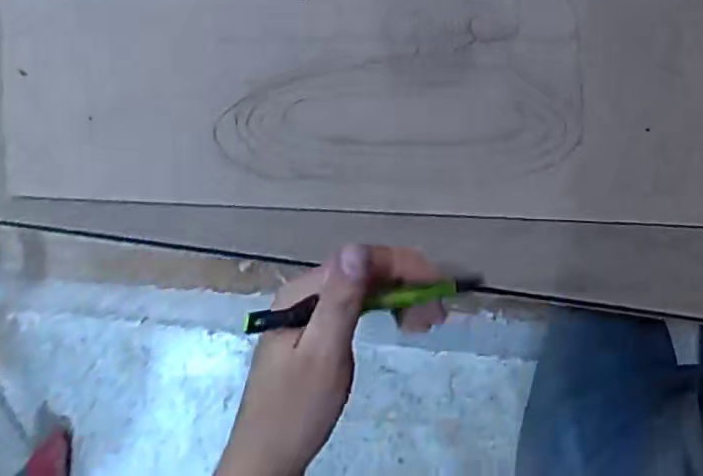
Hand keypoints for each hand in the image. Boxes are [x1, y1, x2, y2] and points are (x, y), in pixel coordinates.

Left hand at [216, 245, 446, 475]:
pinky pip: (359, 303)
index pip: (361, 259)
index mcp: (304, 291)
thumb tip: (358, 247)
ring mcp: (312, 309)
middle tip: (437, 312)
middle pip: (365, 270)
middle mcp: (307, 291)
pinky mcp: (319, 327)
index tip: (437, 285)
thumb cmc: (296, 410)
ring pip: (365, 286)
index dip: (402, 265)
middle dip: (406, 282)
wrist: (265, 461)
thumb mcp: (323, 355)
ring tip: (426, 319)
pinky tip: (402, 320)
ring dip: (399, 294)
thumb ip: (341, 300)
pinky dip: (385, 307)